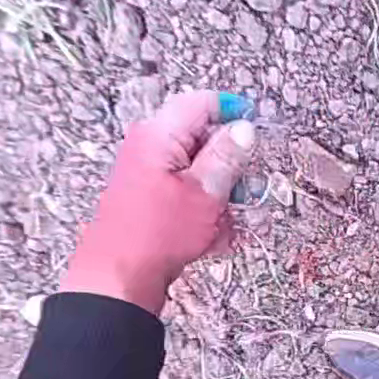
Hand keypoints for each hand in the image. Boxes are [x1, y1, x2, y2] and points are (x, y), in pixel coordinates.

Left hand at [60, 90, 255, 314]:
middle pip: (207, 140)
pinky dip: (209, 210)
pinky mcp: (157, 197)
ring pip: (205, 171)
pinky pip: (193, 194)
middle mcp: (154, 147)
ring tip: (226, 222)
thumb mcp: (204, 192)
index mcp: (160, 135)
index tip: (257, 136)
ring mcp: (154, 173)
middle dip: (233, 167)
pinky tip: (212, 233)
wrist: (121, 275)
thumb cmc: (157, 233)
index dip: (235, 114)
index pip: (202, 103)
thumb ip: (227, 156)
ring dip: (225, 195)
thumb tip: (245, 128)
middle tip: (245, 192)